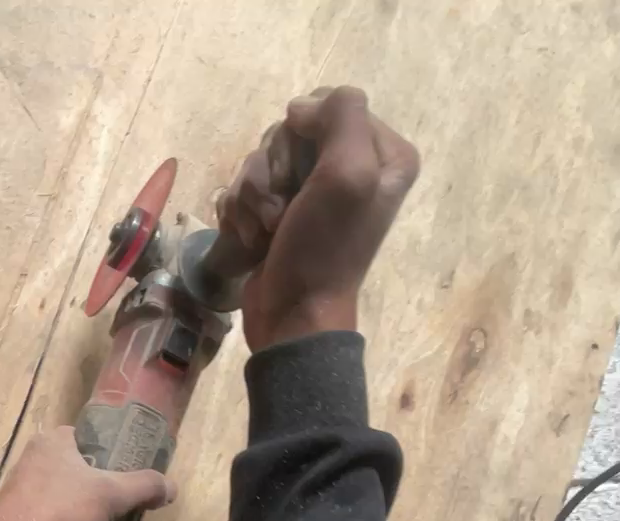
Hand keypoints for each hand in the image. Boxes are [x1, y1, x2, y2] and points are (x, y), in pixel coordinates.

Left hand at [0, 427, 176, 520]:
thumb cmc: (57, 511)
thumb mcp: (109, 493)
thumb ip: (145, 486)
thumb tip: (171, 487)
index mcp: (57, 445)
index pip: (98, 441)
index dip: (126, 459)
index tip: (147, 481)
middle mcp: (47, 470)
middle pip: (100, 487)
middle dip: (126, 517)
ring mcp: (42, 505)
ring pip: (91, 520)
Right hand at [217, 86, 419, 350]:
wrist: (292, 315)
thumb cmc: (324, 250)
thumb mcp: (348, 173)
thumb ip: (340, 115)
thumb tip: (299, 109)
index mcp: (381, 154)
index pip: (330, 106)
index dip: (303, 134)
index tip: (299, 175)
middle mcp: (348, 169)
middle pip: (288, 134)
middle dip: (271, 174)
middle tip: (279, 212)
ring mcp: (308, 196)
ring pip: (259, 164)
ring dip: (252, 200)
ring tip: (264, 234)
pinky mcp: (275, 219)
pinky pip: (242, 194)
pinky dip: (239, 217)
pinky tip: (251, 241)